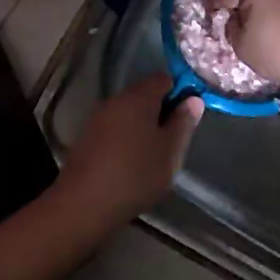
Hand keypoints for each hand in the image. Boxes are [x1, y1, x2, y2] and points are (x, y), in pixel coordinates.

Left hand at [52, 74, 202, 226]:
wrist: (86, 199)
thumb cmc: (136, 174)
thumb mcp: (170, 152)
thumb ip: (182, 123)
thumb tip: (193, 100)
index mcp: (137, 97)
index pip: (162, 79)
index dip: (179, 90)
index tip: (189, 113)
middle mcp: (116, 99)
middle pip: (143, 93)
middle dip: (162, 108)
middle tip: (176, 136)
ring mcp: (99, 115)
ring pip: (129, 110)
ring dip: (144, 122)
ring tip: (158, 150)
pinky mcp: (89, 133)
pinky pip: (115, 124)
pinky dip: (128, 133)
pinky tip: (134, 157)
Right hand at [212, 0, 279, 91]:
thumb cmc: (273, 53)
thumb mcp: (240, 44)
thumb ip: (231, 27)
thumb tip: (235, 19)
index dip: (213, 3)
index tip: (208, 12)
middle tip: (221, 7)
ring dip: (250, 2)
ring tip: (241, 15)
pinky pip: (276, 2)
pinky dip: (266, 8)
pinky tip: (262, 20)